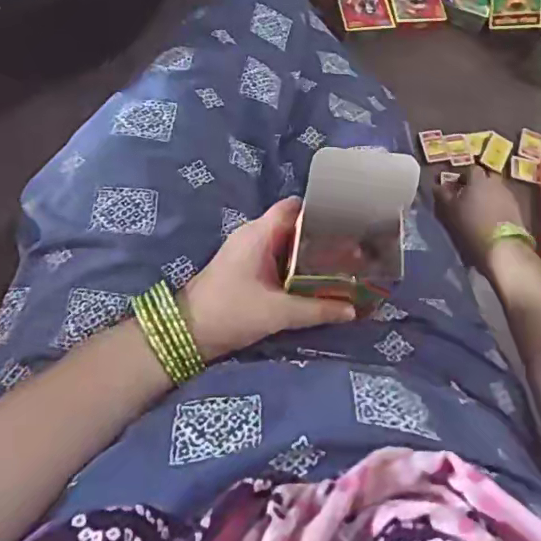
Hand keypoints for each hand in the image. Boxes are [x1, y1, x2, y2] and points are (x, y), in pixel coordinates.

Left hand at [182, 196, 356, 358]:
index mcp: (259, 233)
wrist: (187, 333)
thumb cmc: (231, 312)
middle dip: (321, 237)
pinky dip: (295, 266)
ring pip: (286, 244)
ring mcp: (247, 252)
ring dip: (309, 255)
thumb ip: (318, 310)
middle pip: (294, 225)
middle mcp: (253, 235)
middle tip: (352, 251)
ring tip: (340, 265)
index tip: (347, 224)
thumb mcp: (278, 313)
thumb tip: (353, 310)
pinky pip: (276, 258)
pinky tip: (315, 280)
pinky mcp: (245, 268)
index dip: (321, 212)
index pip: (294, 207)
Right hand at [433, 167, 532, 269]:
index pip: (470, 170)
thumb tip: (437, 185)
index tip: (455, 189)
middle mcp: (496, 183)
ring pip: (495, 191)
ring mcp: (509, 196)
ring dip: (487, 198)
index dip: (462, 178)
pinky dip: (496, 208)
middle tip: (466, 200)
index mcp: (478, 179)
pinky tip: (490, 221)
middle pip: (485, 179)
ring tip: (478, 212)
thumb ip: (442, 195)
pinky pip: (503, 203)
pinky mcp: (518, 210)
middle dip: (476, 187)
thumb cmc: (471, 225)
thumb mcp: (449, 210)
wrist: (502, 247)